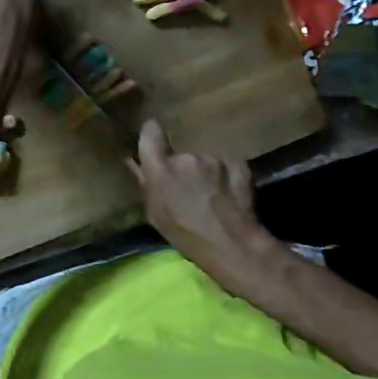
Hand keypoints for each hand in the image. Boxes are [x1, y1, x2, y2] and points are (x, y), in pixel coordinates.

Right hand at [129, 120, 278, 290]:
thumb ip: (149, 185)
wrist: (231, 245)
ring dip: (208, 175)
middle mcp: (187, 157)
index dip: (152, 134)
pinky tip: (231, 197)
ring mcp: (215, 158)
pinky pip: (228, 166)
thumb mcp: (156, 216)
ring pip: (207, 162)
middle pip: (182, 155)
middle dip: (186, 170)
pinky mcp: (238, 162)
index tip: (156, 140)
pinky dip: (229, 177)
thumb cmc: (187, 236)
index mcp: (161, 169)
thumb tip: (139, 165)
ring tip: (214, 200)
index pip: (150, 133)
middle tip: (193, 194)